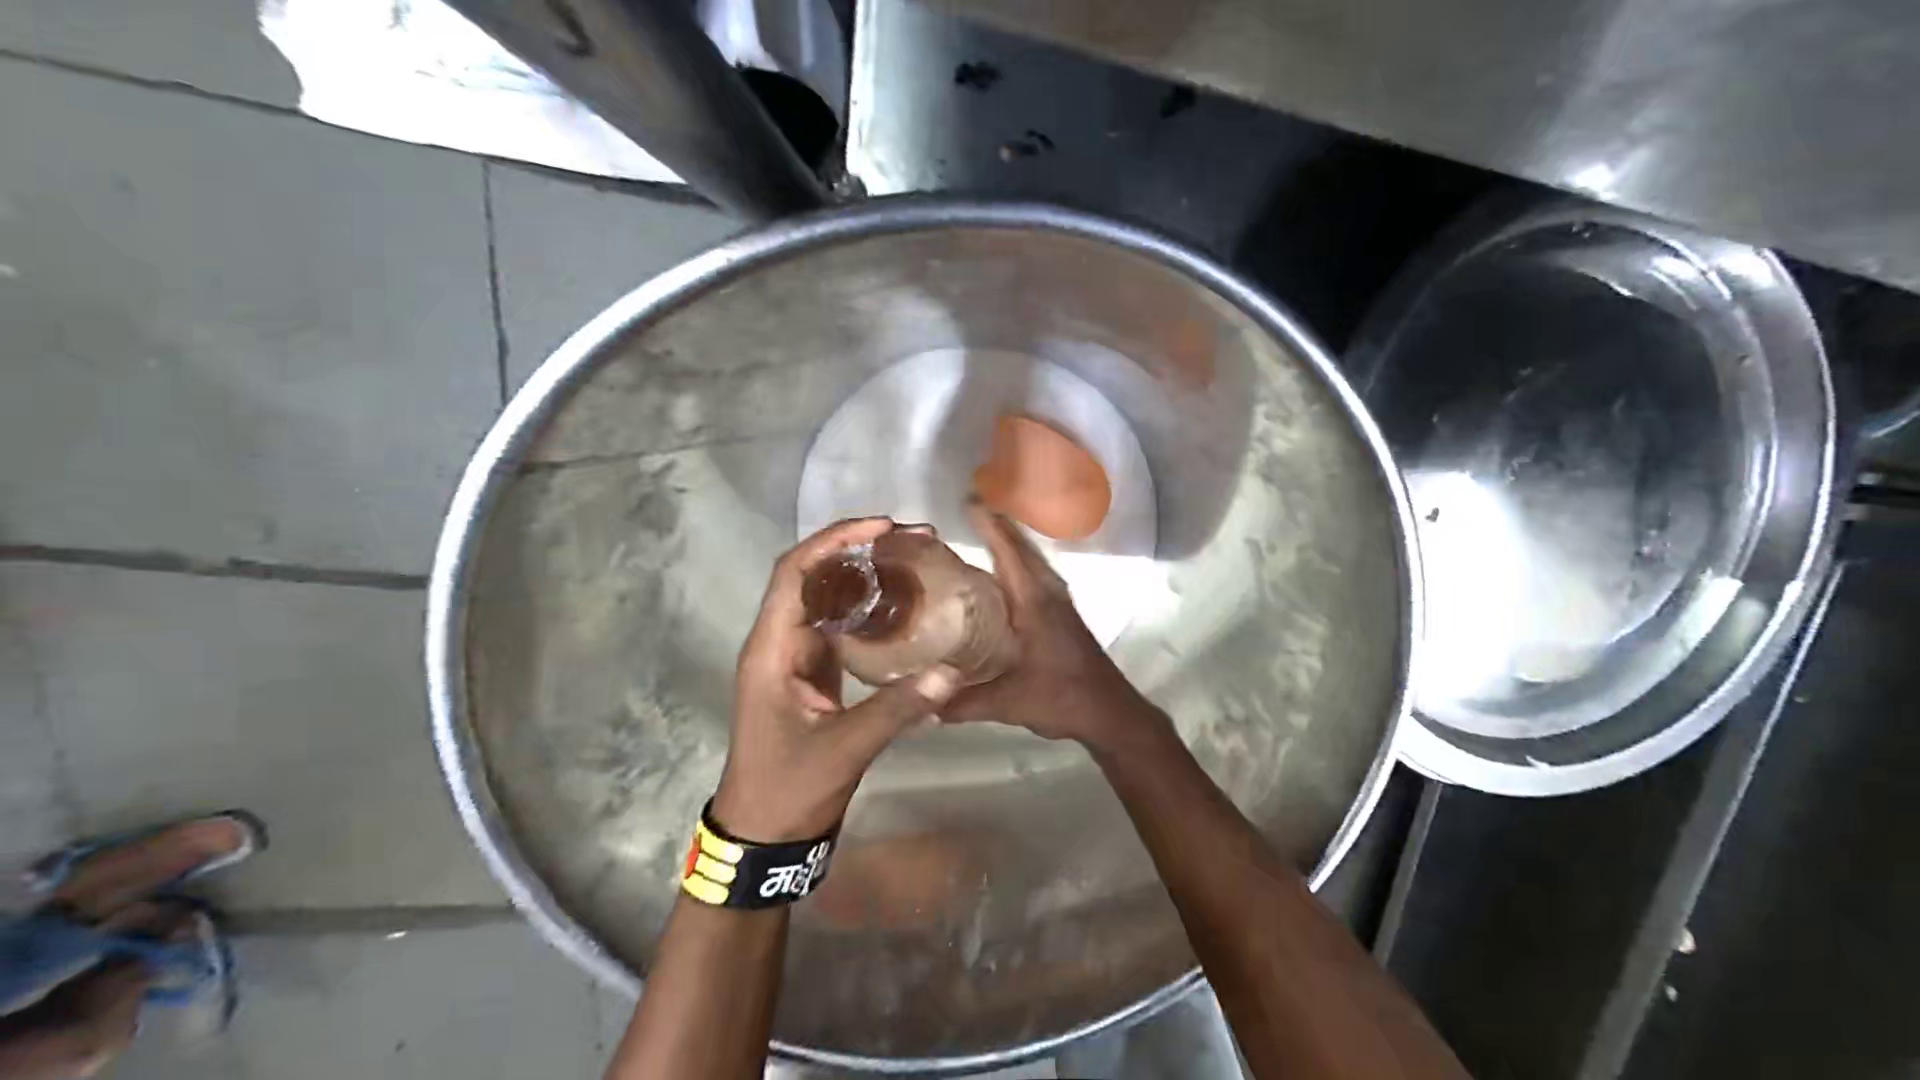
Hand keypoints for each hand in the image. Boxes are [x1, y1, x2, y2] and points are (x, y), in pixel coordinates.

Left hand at [712, 518, 960, 842]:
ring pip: (827, 599)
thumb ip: (897, 709)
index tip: (883, 526)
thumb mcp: (844, 749)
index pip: (795, 573)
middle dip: (857, 550)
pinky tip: (902, 606)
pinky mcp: (812, 673)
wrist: (763, 833)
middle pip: (812, 576)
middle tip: (913, 539)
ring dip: (863, 576)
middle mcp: (779, 642)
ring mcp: (795, 657)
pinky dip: (867, 608)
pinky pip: (838, 625)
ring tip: (913, 560)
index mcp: (771, 649)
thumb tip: (951, 672)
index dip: (834, 541)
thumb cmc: (789, 788)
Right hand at [943, 504, 1168, 749]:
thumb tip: (921, 707)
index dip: (989, 525)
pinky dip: (1018, 562)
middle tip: (967, 510)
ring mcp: (1059, 602)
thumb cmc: (1063, 698)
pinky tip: (1000, 575)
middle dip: (997, 525)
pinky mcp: (1062, 614)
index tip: (968, 501)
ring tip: (982, 532)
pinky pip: (1036, 575)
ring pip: (1031, 560)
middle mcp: (1048, 593)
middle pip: (1021, 548)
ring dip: (1010, 542)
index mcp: (1034, 602)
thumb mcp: (1009, 702)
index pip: (1008, 552)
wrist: (1111, 713)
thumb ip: (963, 703)